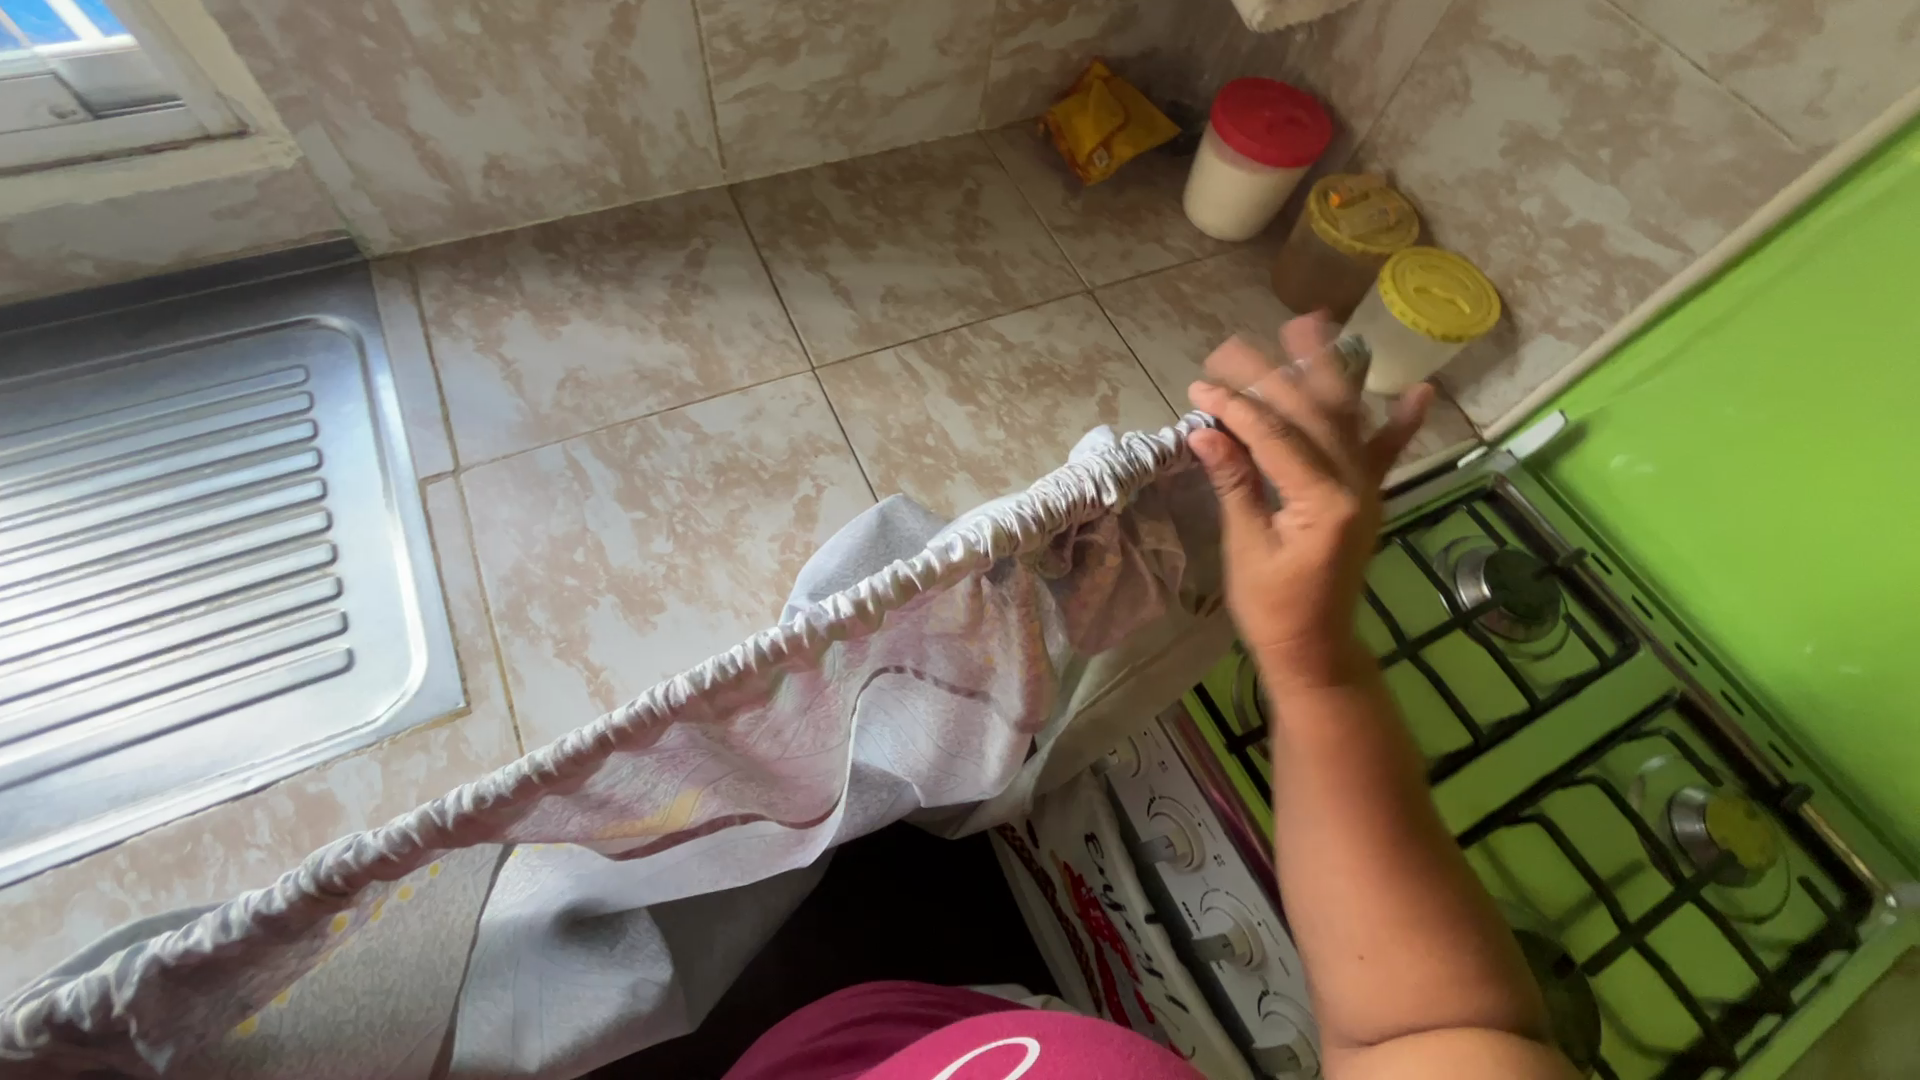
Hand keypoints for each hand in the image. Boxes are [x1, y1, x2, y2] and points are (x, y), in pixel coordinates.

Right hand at [1186, 314, 1433, 693]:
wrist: (1314, 647)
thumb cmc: (1272, 606)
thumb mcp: (1246, 546)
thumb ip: (1236, 482)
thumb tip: (1205, 431)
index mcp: (1324, 502)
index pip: (1275, 437)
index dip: (1235, 408)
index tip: (1199, 387)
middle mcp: (1355, 484)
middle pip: (1310, 414)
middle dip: (1270, 375)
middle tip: (1232, 346)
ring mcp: (1367, 487)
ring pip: (1347, 416)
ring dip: (1328, 370)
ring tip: (1313, 324)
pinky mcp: (1368, 496)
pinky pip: (1388, 453)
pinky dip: (1401, 422)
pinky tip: (1416, 391)